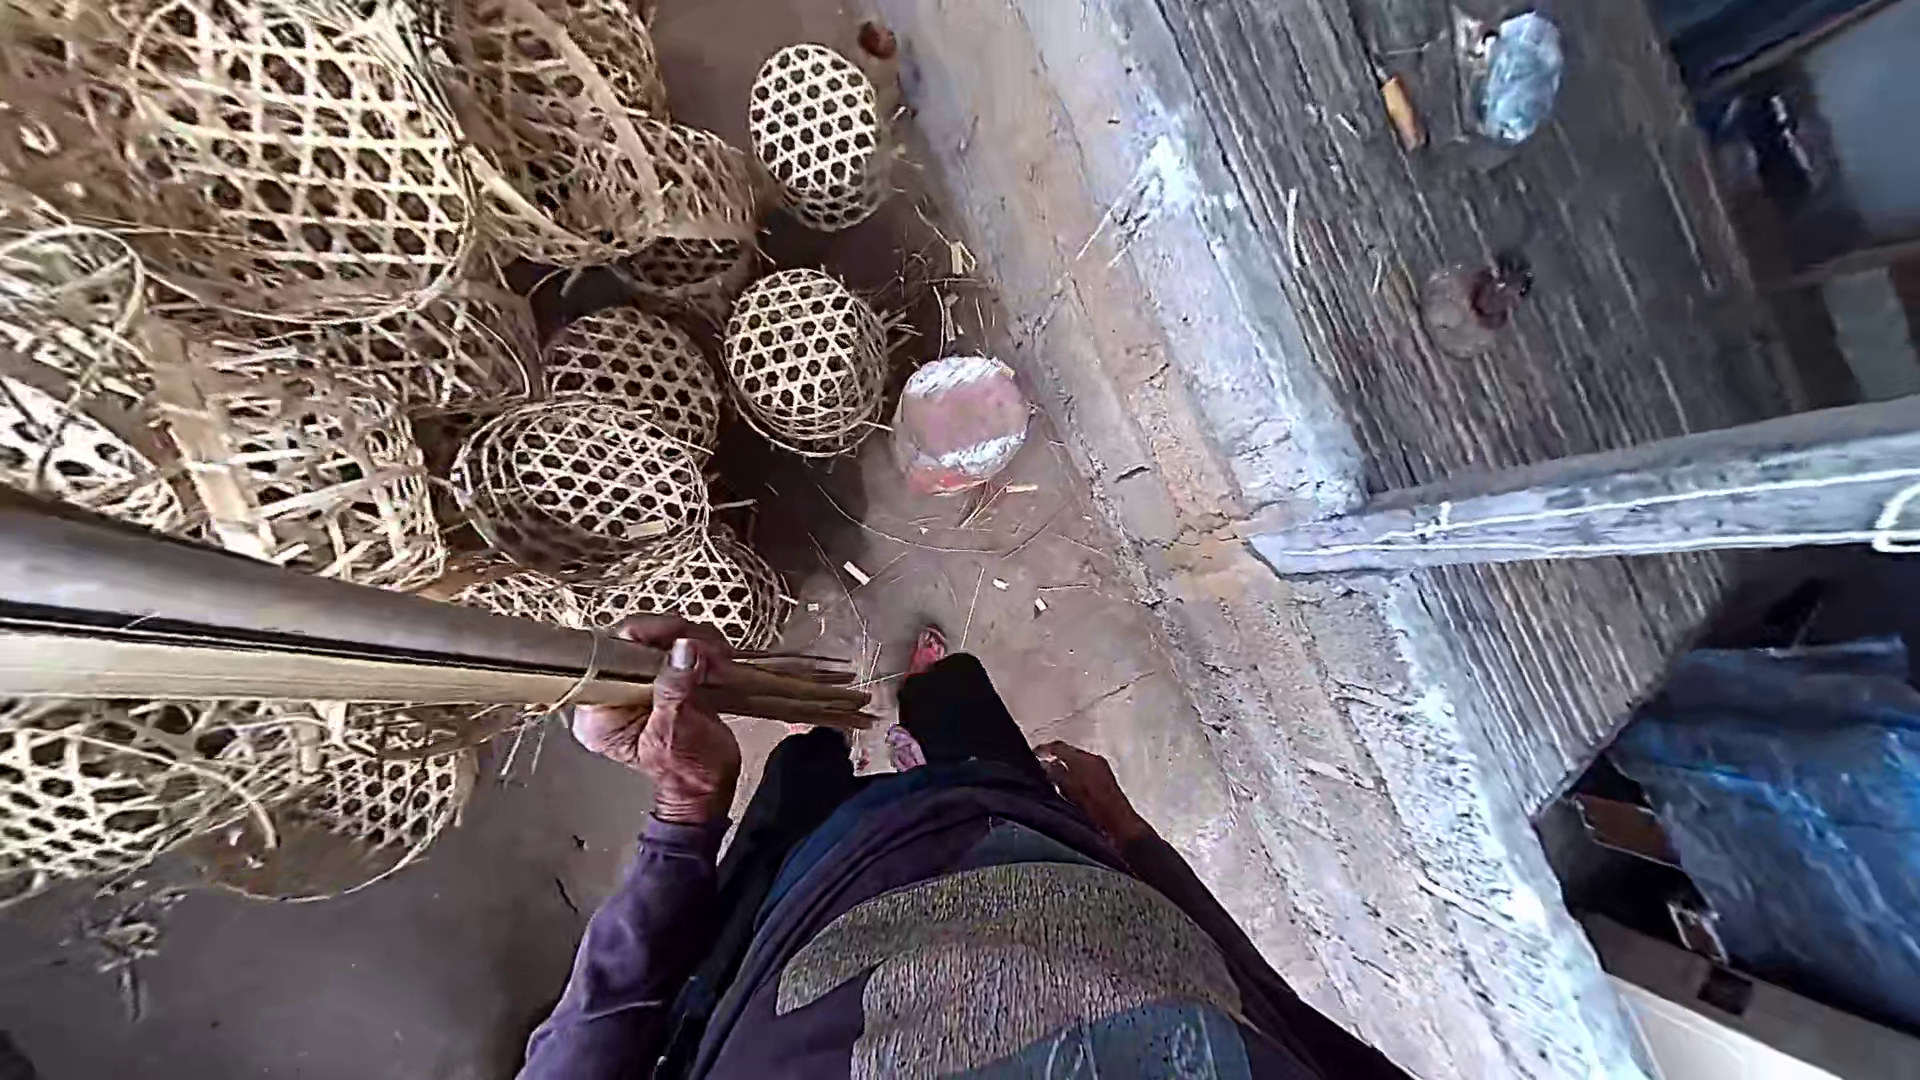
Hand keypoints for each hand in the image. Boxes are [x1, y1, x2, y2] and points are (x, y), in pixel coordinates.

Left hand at [572, 615, 740, 824]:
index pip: (609, 656)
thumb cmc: (686, 771)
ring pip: (662, 641)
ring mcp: (642, 684)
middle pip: (637, 643)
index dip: (642, 639)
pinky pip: (679, 650)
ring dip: (697, 643)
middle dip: (677, 640)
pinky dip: (704, 649)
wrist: (708, 786)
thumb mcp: (677, 731)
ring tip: (718, 660)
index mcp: (601, 712)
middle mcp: (615, 694)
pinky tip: (718, 661)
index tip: (677, 636)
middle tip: (706, 652)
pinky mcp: (665, 680)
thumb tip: (683, 650)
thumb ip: (676, 688)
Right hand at [1035, 741, 1151, 845]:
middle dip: (1055, 756)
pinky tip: (1068, 786)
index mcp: (1085, 758)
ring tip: (1051, 776)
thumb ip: (1056, 774)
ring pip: (1077, 761)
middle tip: (1041, 763)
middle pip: (1069, 752)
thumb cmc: (1097, 809)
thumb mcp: (1070, 790)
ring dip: (1065, 766)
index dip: (1045, 749)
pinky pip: (1085, 770)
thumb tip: (1046, 765)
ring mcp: (1101, 770)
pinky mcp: (1105, 781)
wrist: (1120, 826)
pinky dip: (1074, 774)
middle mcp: (1094, 760)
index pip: (1059, 747)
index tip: (1034, 753)